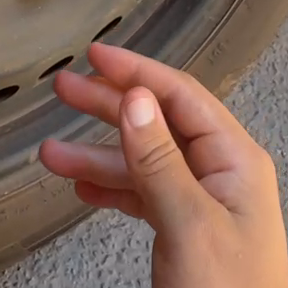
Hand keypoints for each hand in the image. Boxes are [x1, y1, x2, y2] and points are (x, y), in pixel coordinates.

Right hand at [40, 44, 287, 287]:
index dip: (136, 71)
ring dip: (97, 154)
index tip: (96, 55)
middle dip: (108, 105)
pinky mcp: (186, 231)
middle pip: (157, 122)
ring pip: (143, 161)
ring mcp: (203, 202)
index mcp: (235, 160)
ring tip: (52, 153)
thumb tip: (135, 98)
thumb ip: (160, 161)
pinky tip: (81, 185)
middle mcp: (220, 173)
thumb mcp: (190, 227)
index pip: (180, 96)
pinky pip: (142, 194)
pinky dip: (111, 187)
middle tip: (64, 88)